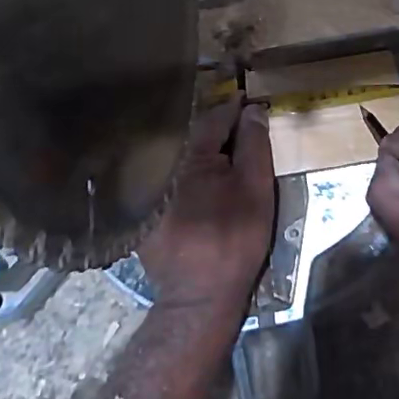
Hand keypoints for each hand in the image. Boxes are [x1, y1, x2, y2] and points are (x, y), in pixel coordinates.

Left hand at [137, 97, 275, 312]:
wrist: (201, 297)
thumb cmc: (235, 237)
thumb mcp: (256, 186)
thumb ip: (254, 143)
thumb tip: (253, 109)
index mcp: (187, 157)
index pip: (215, 118)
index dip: (237, 108)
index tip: (253, 101)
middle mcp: (158, 166)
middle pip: (193, 133)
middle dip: (219, 126)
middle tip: (244, 123)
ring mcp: (145, 188)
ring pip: (180, 153)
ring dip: (203, 146)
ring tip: (227, 147)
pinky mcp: (143, 208)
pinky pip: (169, 173)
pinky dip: (187, 167)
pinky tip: (205, 176)